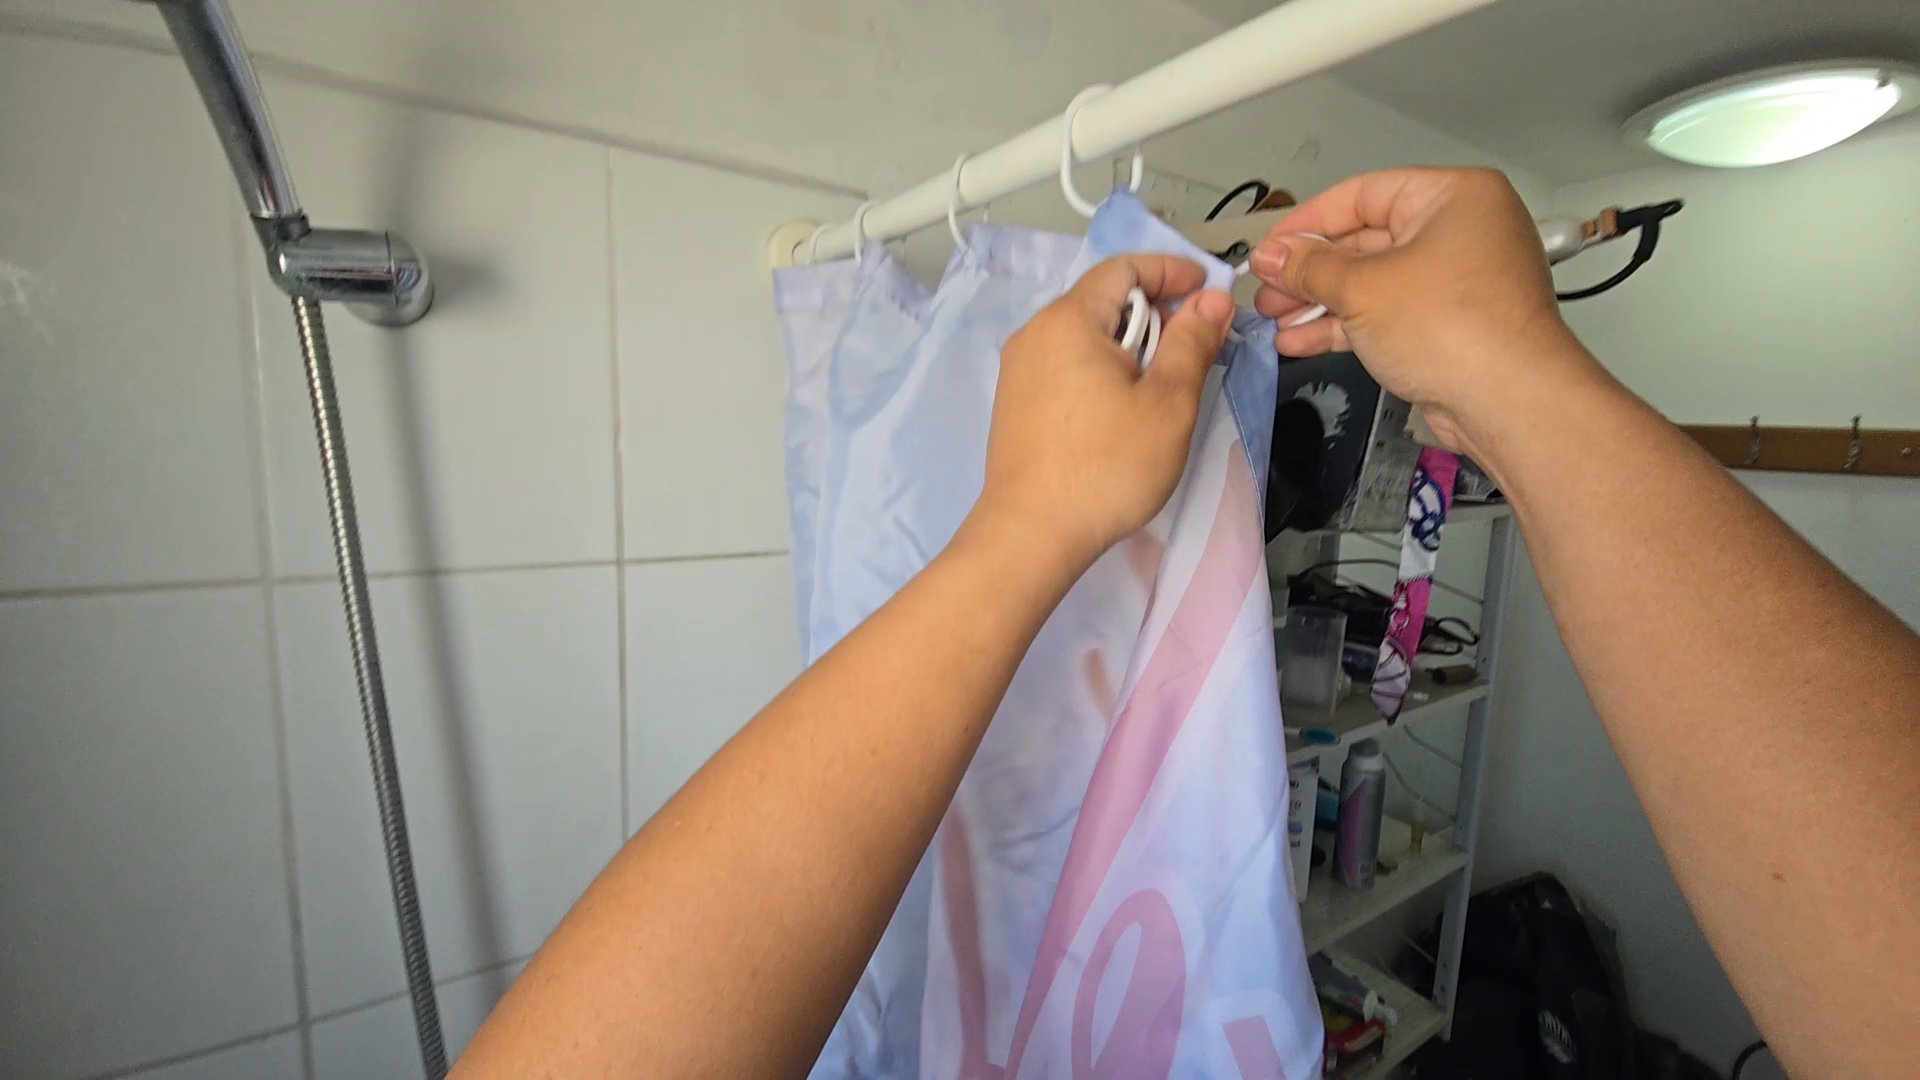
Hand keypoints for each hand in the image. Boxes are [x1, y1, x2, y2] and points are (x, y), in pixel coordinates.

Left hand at [971, 254, 1233, 569]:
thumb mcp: (1168, 402)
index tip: (1207, 291)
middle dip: (1153, 314)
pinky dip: (1098, 372)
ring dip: (1127, 348)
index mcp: (1068, 320)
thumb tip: (1210, 301)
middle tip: (1192, 348)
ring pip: (1082, 339)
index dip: (1171, 271)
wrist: (1032, 533)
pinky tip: (1118, 411)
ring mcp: (1017, 373)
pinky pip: (1063, 369)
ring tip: (1159, 386)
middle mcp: (1033, 336)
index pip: (1123, 268)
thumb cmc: (1106, 467)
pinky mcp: (1014, 407)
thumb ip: (1193, 342)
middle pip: (1101, 302)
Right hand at [1247, 167, 1599, 456]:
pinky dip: (1338, 326)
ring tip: (1271, 322)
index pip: (1361, 195)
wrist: (1502, 398)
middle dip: (1306, 273)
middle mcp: (1453, 231)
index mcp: (1450, 198)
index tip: (1266, 252)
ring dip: (1314, 304)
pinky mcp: (1437, 323)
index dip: (1306, 223)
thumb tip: (1268, 256)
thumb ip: (1308, 268)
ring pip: (1365, 283)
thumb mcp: (1362, 288)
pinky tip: (1296, 342)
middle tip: (1263, 294)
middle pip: (1360, 242)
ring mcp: (1446, 280)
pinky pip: (1378, 314)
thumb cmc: (1445, 325)